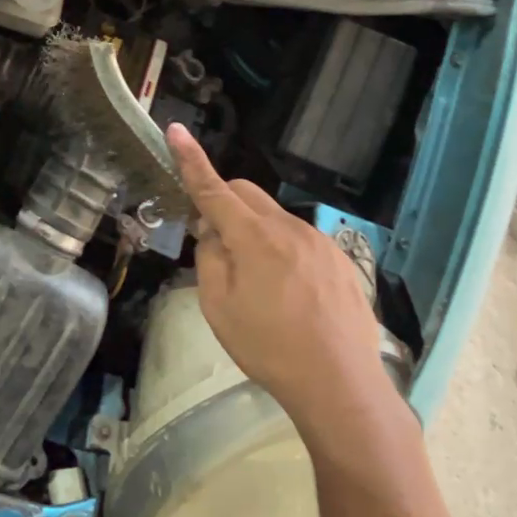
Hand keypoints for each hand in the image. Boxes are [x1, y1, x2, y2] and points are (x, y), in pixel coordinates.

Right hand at [167, 122, 388, 423]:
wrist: (341, 385)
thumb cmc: (269, 347)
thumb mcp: (218, 307)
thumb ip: (210, 258)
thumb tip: (214, 232)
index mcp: (254, 236)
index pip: (213, 188)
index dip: (190, 159)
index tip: (175, 130)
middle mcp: (289, 227)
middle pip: (246, 193)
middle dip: (224, 202)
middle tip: (216, 243)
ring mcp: (320, 242)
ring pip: (274, 218)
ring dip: (256, 232)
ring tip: (261, 284)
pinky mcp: (342, 261)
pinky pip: (301, 240)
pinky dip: (284, 251)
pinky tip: (292, 295)